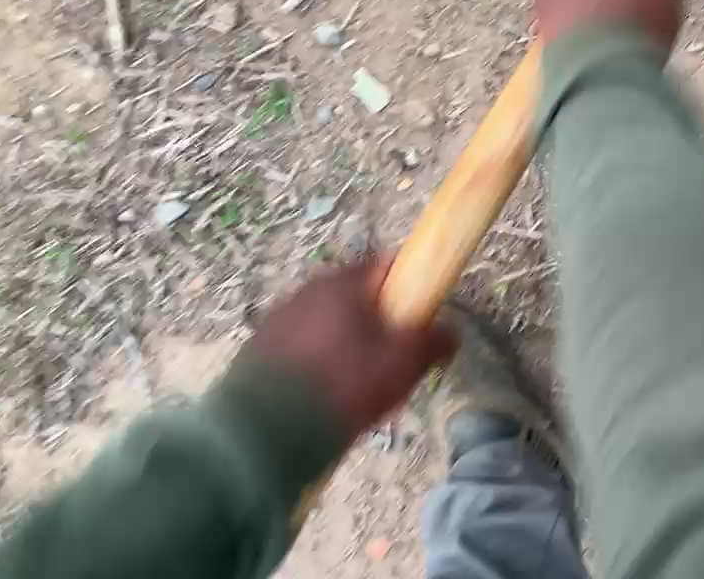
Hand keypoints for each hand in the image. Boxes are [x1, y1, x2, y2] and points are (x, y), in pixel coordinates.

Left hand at [244, 259, 456, 439]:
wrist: (259, 438)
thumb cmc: (343, 387)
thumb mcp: (404, 366)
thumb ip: (433, 342)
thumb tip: (451, 333)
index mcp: (345, 283)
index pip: (389, 265)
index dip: (411, 286)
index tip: (419, 316)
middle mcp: (307, 290)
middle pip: (356, 295)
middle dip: (375, 319)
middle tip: (390, 355)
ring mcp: (275, 321)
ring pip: (325, 322)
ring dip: (342, 342)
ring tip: (354, 383)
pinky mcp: (253, 354)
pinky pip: (298, 348)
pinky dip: (313, 363)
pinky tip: (321, 396)